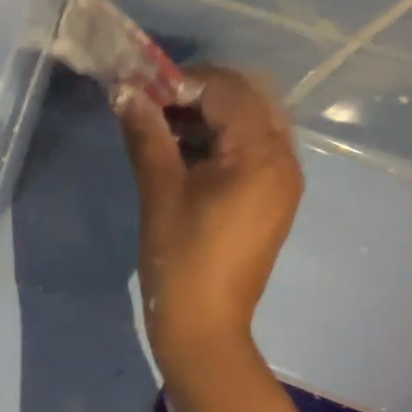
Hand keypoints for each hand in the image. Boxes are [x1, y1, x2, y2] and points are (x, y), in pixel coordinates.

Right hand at [115, 66, 303, 362]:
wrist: (204, 329)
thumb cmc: (181, 262)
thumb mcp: (160, 194)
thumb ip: (147, 136)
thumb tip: (126, 92)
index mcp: (261, 154)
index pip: (227, 90)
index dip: (183, 82)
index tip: (142, 91)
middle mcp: (285, 160)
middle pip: (247, 102)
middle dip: (200, 98)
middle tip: (154, 111)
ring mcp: (283, 184)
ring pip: (251, 128)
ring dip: (210, 121)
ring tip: (164, 136)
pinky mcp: (273, 204)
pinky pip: (253, 156)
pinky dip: (222, 147)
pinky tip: (187, 162)